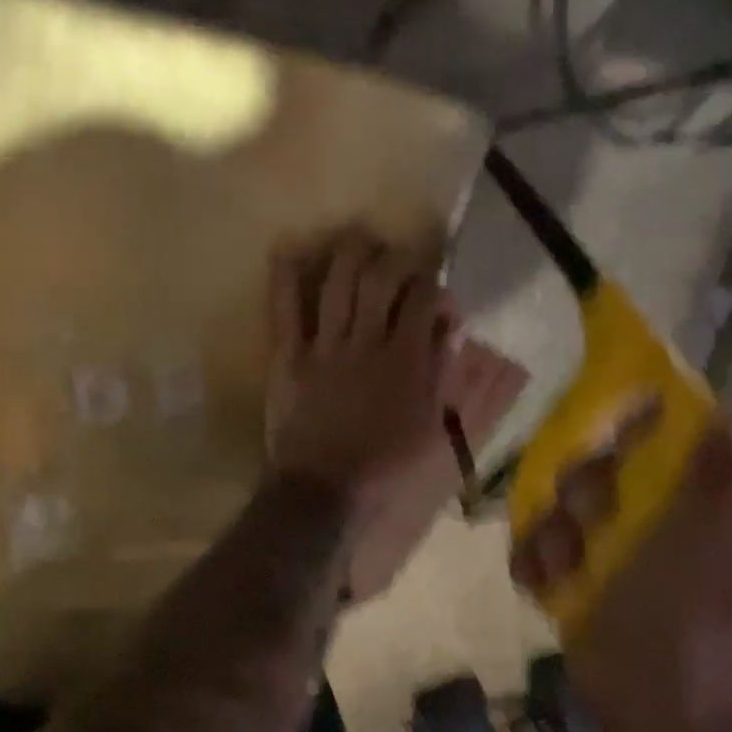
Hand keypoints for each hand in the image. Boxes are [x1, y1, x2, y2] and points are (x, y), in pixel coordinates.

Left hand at [265, 229, 453, 514]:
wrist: (322, 492)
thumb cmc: (383, 469)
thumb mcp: (430, 427)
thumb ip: (440, 373)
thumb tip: (447, 330)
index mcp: (406, 361)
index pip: (425, 300)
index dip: (432, 285)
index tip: (433, 288)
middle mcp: (366, 343)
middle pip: (381, 279)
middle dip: (393, 257)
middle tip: (396, 254)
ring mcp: (324, 347)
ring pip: (337, 283)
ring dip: (349, 254)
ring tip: (357, 239)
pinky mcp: (288, 358)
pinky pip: (284, 310)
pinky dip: (284, 278)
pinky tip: (288, 250)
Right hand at [511, 428, 731, 731]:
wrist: (647, 723)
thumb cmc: (682, 634)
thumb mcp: (703, 552)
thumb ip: (712, 483)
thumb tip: (731, 415)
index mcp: (708, 516)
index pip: (676, 447)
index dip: (643, 432)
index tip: (609, 436)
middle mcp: (661, 528)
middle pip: (610, 474)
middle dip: (585, 496)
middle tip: (585, 525)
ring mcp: (618, 558)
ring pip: (568, 510)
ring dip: (555, 537)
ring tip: (559, 572)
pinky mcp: (581, 583)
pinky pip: (544, 548)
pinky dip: (537, 564)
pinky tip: (540, 585)